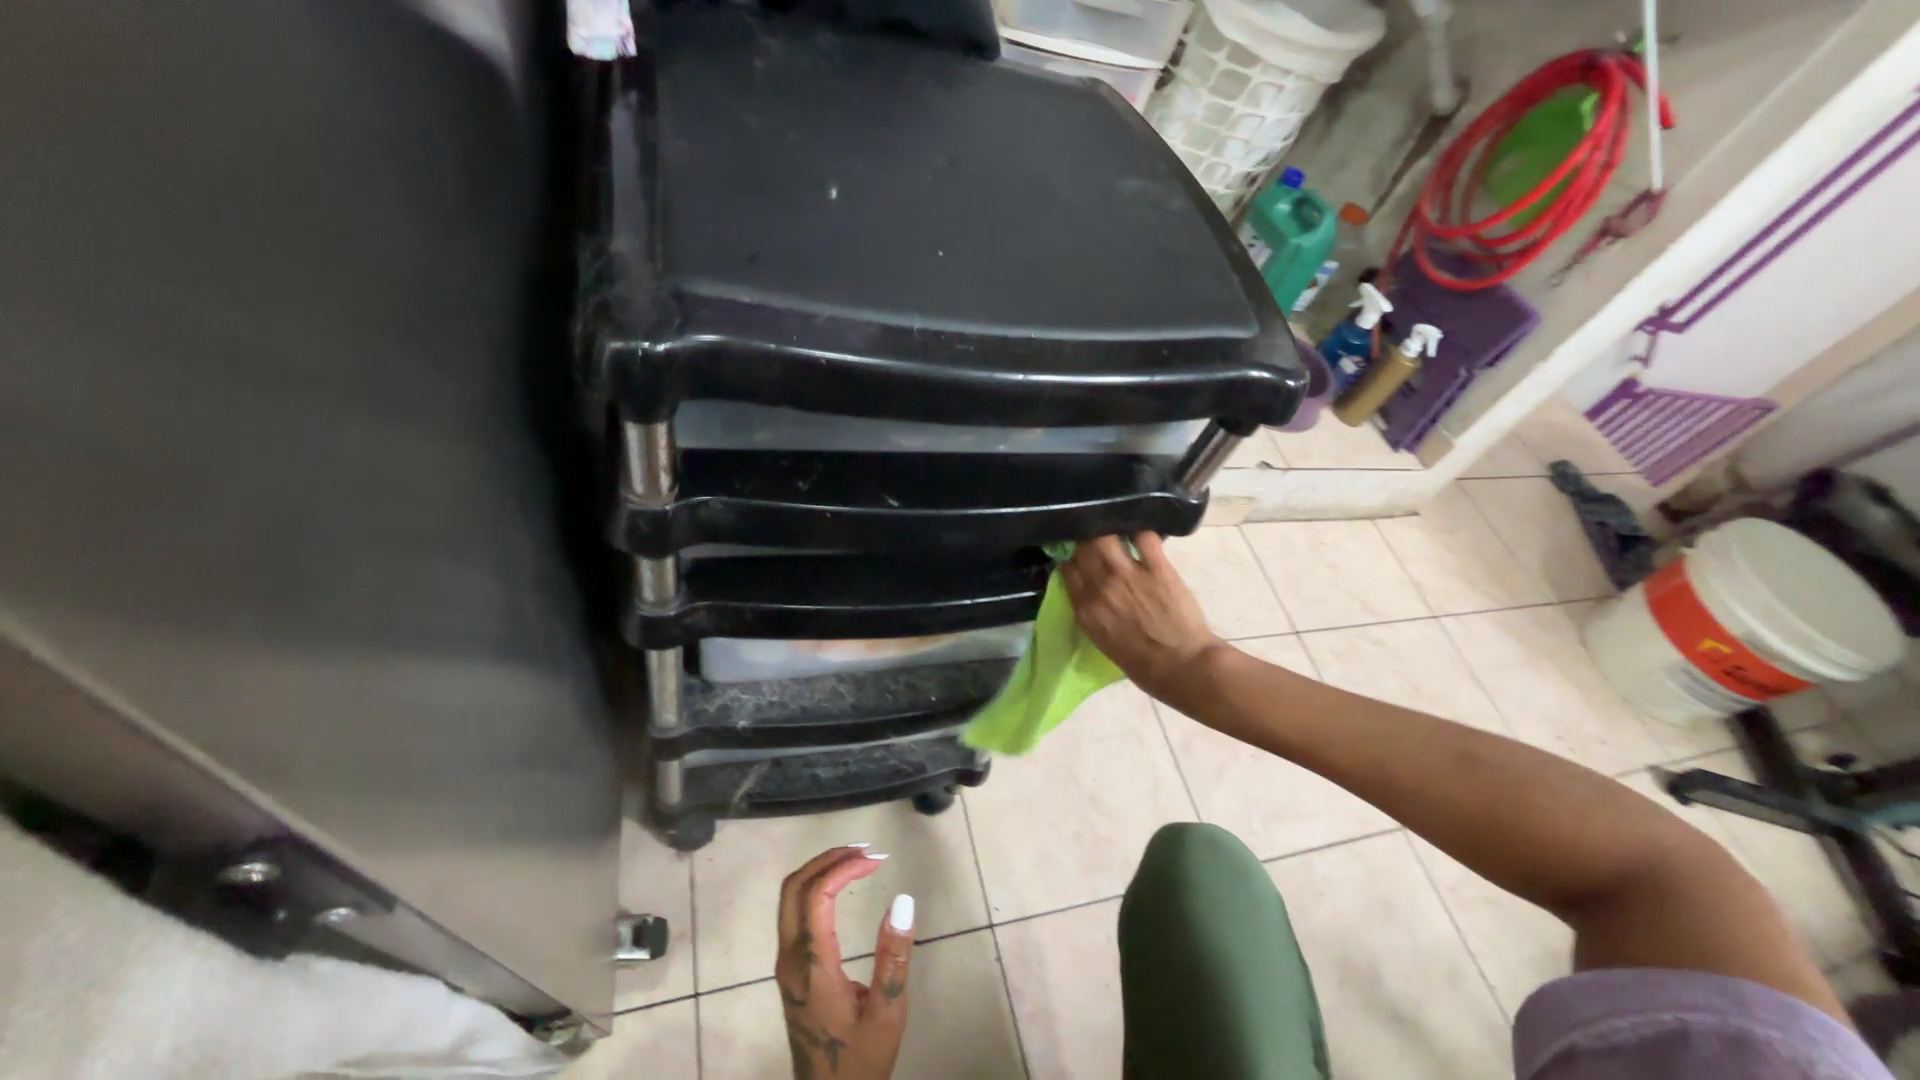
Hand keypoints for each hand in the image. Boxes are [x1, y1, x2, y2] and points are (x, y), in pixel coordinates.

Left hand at [776, 846, 914, 1079]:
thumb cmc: (860, 1060)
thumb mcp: (887, 1013)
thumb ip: (894, 958)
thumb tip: (903, 901)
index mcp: (812, 966)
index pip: (817, 896)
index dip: (844, 867)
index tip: (878, 859)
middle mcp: (790, 958)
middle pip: (793, 887)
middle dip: (827, 859)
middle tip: (865, 850)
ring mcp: (785, 963)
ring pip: (789, 897)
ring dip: (819, 871)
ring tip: (856, 860)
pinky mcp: (790, 969)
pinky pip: (793, 912)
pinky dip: (815, 888)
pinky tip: (841, 888)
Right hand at [1061, 533, 1225, 703]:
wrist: (1181, 666)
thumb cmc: (1140, 663)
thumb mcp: (1101, 639)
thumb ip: (1091, 611)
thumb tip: (1088, 590)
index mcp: (1086, 608)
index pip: (1067, 569)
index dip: (1071, 559)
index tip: (1077, 557)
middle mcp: (1101, 585)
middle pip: (1083, 546)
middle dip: (1087, 540)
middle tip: (1096, 540)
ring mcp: (1129, 573)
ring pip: (1106, 535)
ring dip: (1109, 531)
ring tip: (1117, 532)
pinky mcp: (1158, 567)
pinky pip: (1144, 537)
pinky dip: (1142, 533)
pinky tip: (1144, 536)